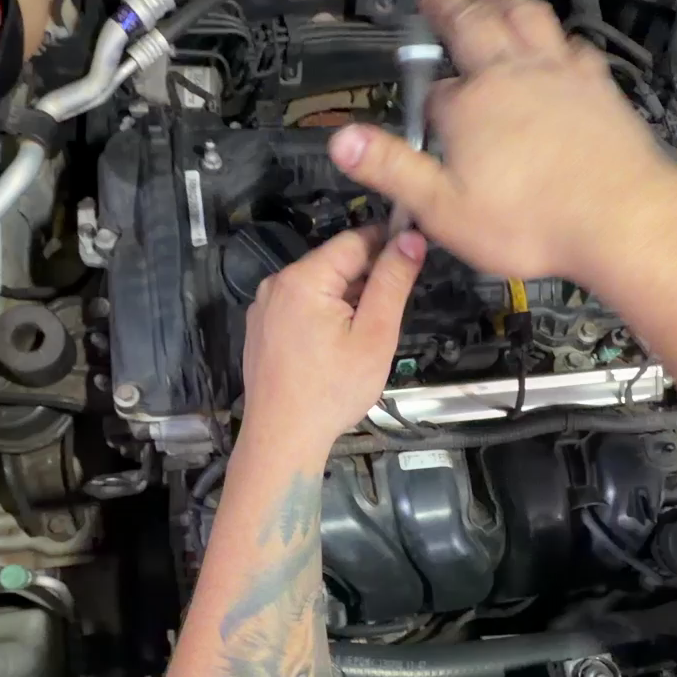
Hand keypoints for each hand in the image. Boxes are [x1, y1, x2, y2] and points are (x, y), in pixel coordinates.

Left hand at [241, 226, 427, 451]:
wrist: (283, 438)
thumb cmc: (331, 392)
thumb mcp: (374, 335)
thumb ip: (392, 282)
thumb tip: (411, 239)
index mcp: (304, 278)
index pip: (354, 240)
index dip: (388, 245)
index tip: (414, 257)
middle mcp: (277, 284)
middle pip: (334, 264)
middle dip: (366, 280)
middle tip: (390, 313)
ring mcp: (264, 308)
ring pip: (318, 288)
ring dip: (346, 301)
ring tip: (363, 337)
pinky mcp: (262, 330)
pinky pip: (300, 308)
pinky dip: (323, 317)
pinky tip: (335, 348)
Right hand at [327, 0, 676, 285]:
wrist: (617, 217)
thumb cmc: (528, 221)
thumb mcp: (444, 208)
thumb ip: (393, 170)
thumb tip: (340, 141)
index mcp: (470, 106)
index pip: (435, 92)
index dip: (426, 100)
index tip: (423, 110)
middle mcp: (512, 74)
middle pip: (476, 24)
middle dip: (452, 6)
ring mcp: (559, 74)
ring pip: (526, 16)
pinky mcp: (596, 86)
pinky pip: (573, 44)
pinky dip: (558, 34)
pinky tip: (558, 38)